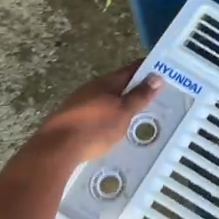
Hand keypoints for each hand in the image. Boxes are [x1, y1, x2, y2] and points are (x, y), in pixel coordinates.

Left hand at [33, 63, 159, 164]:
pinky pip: (93, 110)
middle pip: (117, 83)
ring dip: (118, 102)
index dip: (146, 69)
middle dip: (133, 87)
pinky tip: (108, 126)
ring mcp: (77, 102)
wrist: (56, 149)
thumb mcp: (123, 113)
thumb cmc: (95, 128)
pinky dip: (105, 114)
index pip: (131, 69)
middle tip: (151, 96)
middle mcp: (91, 87)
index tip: (162, 71)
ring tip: (132, 113)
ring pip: (104, 97)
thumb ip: (140, 96)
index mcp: (107, 82)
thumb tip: (157, 76)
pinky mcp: (69, 117)